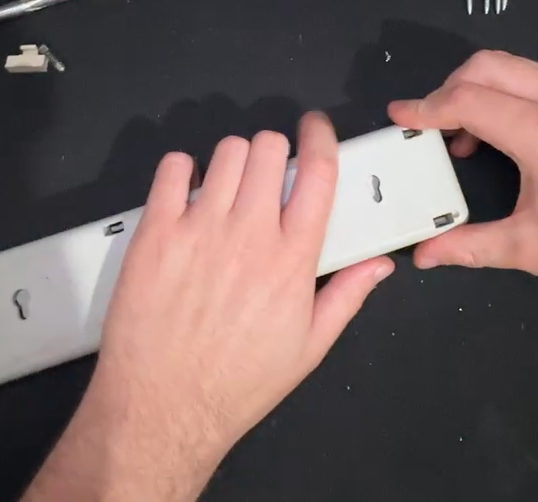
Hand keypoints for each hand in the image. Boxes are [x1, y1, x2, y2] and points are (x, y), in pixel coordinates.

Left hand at [31, 113, 392, 499]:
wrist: (163, 410)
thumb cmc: (238, 383)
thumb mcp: (308, 349)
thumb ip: (347, 296)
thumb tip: (380, 263)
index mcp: (292, 258)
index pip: (318, 172)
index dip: (321, 136)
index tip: (315, 127)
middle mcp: (249, 233)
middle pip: (270, 147)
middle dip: (274, 150)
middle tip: (267, 172)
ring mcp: (200, 228)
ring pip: (228, 150)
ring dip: (234, 159)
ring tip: (229, 185)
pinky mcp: (157, 231)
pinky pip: (175, 166)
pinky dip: (184, 169)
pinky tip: (189, 193)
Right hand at [388, 50, 537, 308]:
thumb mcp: (534, 250)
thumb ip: (471, 245)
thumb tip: (423, 256)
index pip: (468, 100)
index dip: (426, 107)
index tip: (398, 115)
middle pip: (486, 66)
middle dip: (448, 88)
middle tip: (431, 126)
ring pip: (512, 64)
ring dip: (478, 86)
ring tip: (465, 132)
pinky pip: (536, 76)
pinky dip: (506, 89)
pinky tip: (505, 131)